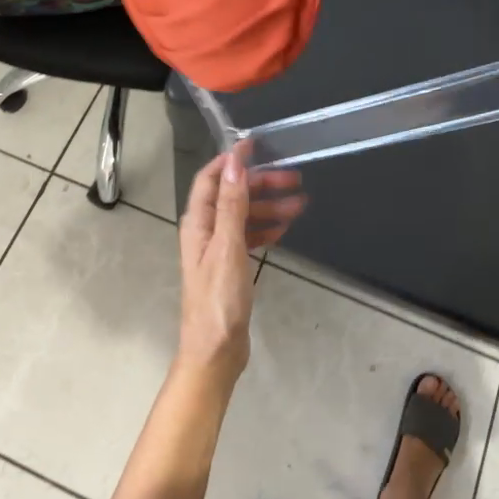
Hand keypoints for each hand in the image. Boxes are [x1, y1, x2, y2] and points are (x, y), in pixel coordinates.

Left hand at [175, 143, 305, 383]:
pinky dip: (266, 229)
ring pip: (244, 216)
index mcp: (198, 223)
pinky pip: (249, 237)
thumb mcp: (228, 248)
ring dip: (269, 206)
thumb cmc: (219, 300)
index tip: (257, 145)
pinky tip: (284, 228)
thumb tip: (235, 163)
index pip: (211, 178)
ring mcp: (217, 250)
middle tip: (295, 179)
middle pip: (232, 195)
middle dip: (260, 183)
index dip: (231, 160)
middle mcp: (205, 232)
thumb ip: (231, 205)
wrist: (216, 352)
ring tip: (300, 205)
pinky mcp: (231, 267)